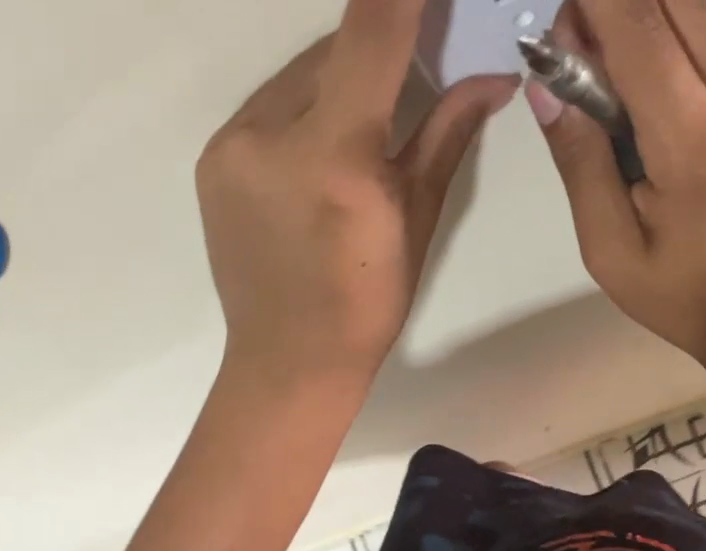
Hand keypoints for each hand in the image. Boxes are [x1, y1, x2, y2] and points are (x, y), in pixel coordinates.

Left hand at [196, 0, 517, 383]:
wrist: (288, 362)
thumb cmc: (367, 306)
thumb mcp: (416, 221)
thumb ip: (446, 134)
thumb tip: (493, 74)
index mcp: (334, 158)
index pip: (372, 33)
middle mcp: (270, 136)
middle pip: (333, 50)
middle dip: (377, 49)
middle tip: (413, 61)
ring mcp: (232, 145)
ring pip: (297, 75)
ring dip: (338, 79)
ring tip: (364, 121)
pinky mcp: (212, 159)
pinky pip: (267, 106)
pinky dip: (302, 109)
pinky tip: (319, 148)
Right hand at [527, 0, 705, 363]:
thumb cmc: (681, 292)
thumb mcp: (610, 247)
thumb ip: (580, 161)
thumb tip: (544, 87)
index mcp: (695, 137)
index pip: (638, 25)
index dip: (588, 7)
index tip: (550, 32)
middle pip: (663, 1)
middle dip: (607, 14)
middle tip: (569, 70)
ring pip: (682, 9)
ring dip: (631, 28)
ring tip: (599, 92)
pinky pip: (700, 33)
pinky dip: (658, 44)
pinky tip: (637, 101)